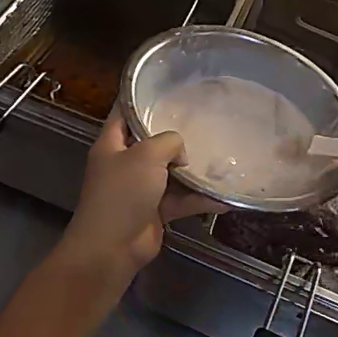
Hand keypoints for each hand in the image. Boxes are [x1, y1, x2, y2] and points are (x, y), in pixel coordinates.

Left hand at [51, 112, 224, 285]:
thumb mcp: (146, 156)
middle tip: (205, 122)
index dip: (141, 99)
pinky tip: (225, 197)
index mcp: (112, 144)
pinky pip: (181, 200)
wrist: (112, 247)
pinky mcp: (155, 212)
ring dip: (193, 171)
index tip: (168, 89)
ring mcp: (140, 189)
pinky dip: (199, 199)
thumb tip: (180, 153)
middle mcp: (125, 164)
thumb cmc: (122, 194)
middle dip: (176, 136)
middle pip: (152, 143)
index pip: (124, 113)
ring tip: (222, 158)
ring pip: (170, 173)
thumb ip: (168, 142)